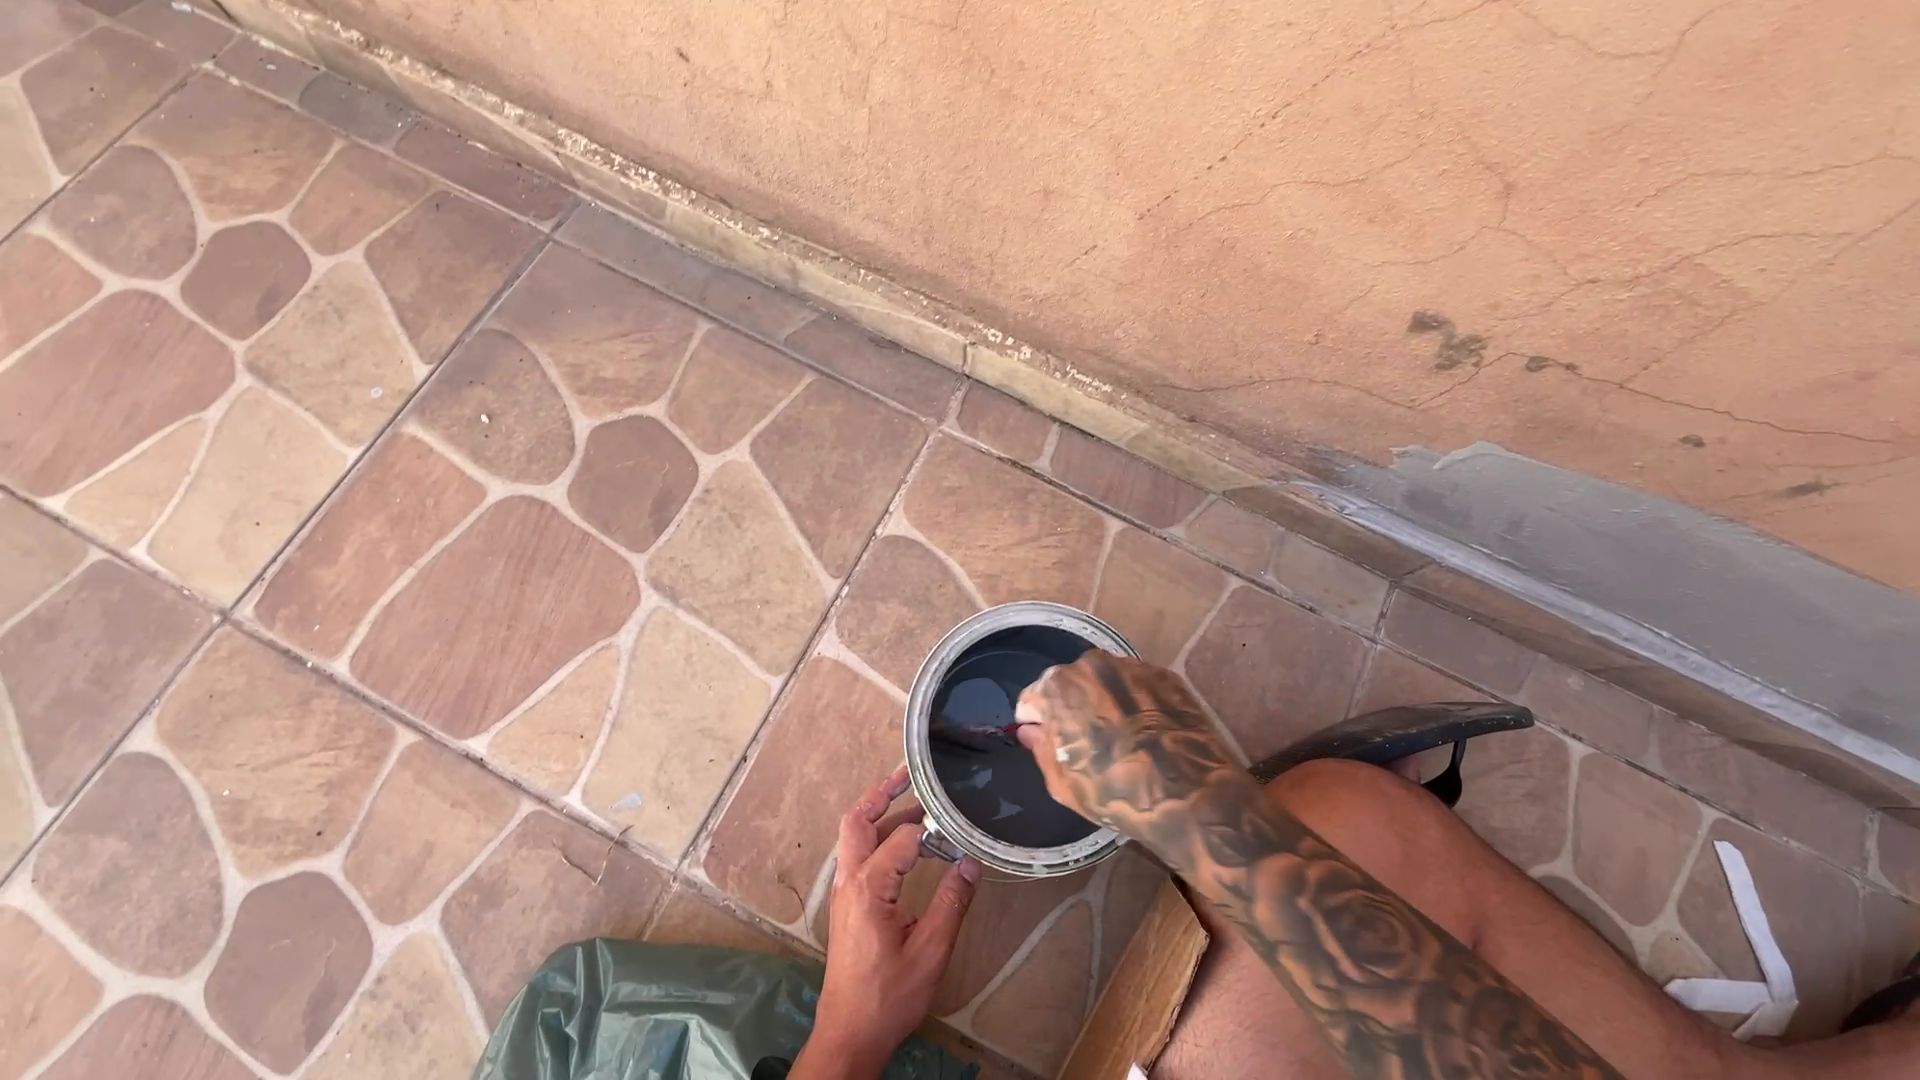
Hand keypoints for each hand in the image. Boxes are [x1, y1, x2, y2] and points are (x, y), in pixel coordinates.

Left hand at [793, 766, 981, 1079]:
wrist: (850, 1032)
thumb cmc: (889, 994)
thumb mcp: (930, 950)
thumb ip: (951, 902)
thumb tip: (971, 862)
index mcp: (869, 886)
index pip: (901, 837)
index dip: (929, 826)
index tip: (955, 821)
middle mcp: (849, 880)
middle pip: (857, 821)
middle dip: (881, 794)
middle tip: (908, 775)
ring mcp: (843, 892)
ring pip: (853, 837)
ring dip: (878, 814)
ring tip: (912, 802)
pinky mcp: (846, 904)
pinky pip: (856, 855)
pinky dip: (875, 836)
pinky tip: (900, 843)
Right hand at [1014, 652, 1237, 840]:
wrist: (1189, 795)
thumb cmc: (1115, 793)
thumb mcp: (1063, 783)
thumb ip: (1040, 747)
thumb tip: (1030, 730)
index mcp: (1056, 687)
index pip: (1032, 700)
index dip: (1038, 724)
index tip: (1051, 743)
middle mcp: (1090, 665)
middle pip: (1068, 685)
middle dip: (1071, 708)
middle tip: (1088, 742)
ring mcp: (1131, 666)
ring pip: (1105, 682)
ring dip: (1105, 702)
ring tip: (1122, 738)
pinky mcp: (1165, 676)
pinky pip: (1138, 685)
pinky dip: (1137, 702)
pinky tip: (1149, 732)